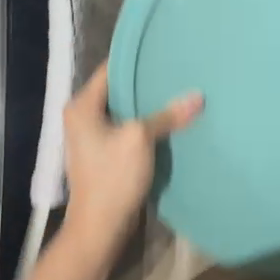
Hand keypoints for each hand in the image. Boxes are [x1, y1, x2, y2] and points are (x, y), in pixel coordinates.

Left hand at [62, 66, 202, 244]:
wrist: (100, 227)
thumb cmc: (112, 177)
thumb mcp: (140, 139)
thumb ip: (167, 115)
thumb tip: (198, 96)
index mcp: (81, 106)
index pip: (111, 69)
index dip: (137, 61)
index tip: (165, 52)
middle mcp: (82, 117)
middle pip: (119, 90)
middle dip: (147, 84)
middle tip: (177, 72)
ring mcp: (92, 137)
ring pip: (125, 111)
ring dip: (148, 106)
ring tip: (178, 93)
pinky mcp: (105, 154)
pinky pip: (127, 129)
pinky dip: (145, 124)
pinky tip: (169, 121)